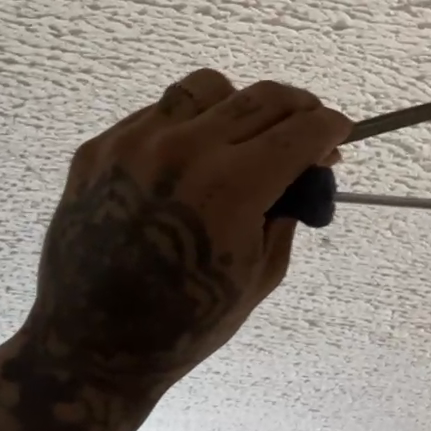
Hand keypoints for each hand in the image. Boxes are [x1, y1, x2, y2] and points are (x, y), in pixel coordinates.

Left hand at [25, 69, 349, 392]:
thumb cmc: (188, 322)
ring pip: (207, 87)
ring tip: (245, 133)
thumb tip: (308, 166)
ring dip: (241, 104)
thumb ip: (290, 209)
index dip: (332, 127)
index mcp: (231, 187)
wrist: (91, 344)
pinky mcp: (99, 146)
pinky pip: (158, 111)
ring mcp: (135, 142)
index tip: (340, 131)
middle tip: (309, 126)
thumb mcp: (262, 272)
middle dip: (300, 108)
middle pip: (263, 97)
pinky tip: (192, 156)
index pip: (301, 131)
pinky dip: (189, 124)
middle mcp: (184, 149)